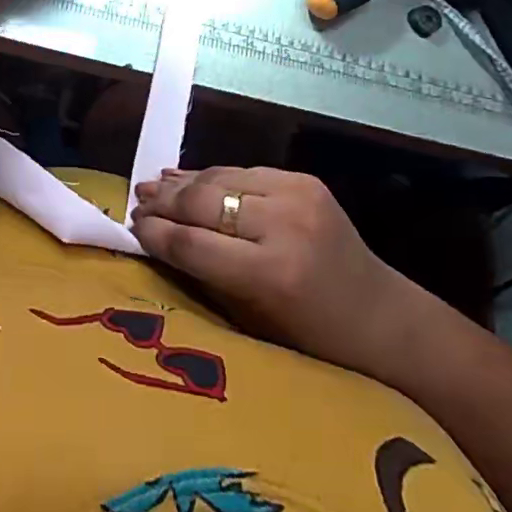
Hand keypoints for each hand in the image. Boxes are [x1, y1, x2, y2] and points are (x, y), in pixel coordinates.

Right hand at [133, 167, 418, 373]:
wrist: (379, 318)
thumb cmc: (309, 339)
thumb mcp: (248, 321)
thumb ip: (201, 275)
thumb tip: (155, 237)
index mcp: (269, 274)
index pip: (192, 243)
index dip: (155, 233)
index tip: (131, 227)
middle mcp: (283, 226)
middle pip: (202, 202)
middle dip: (164, 202)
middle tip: (137, 203)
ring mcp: (298, 195)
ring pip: (221, 178)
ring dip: (184, 183)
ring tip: (155, 185)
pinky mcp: (305, 180)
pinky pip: (245, 172)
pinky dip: (215, 177)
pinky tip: (192, 179)